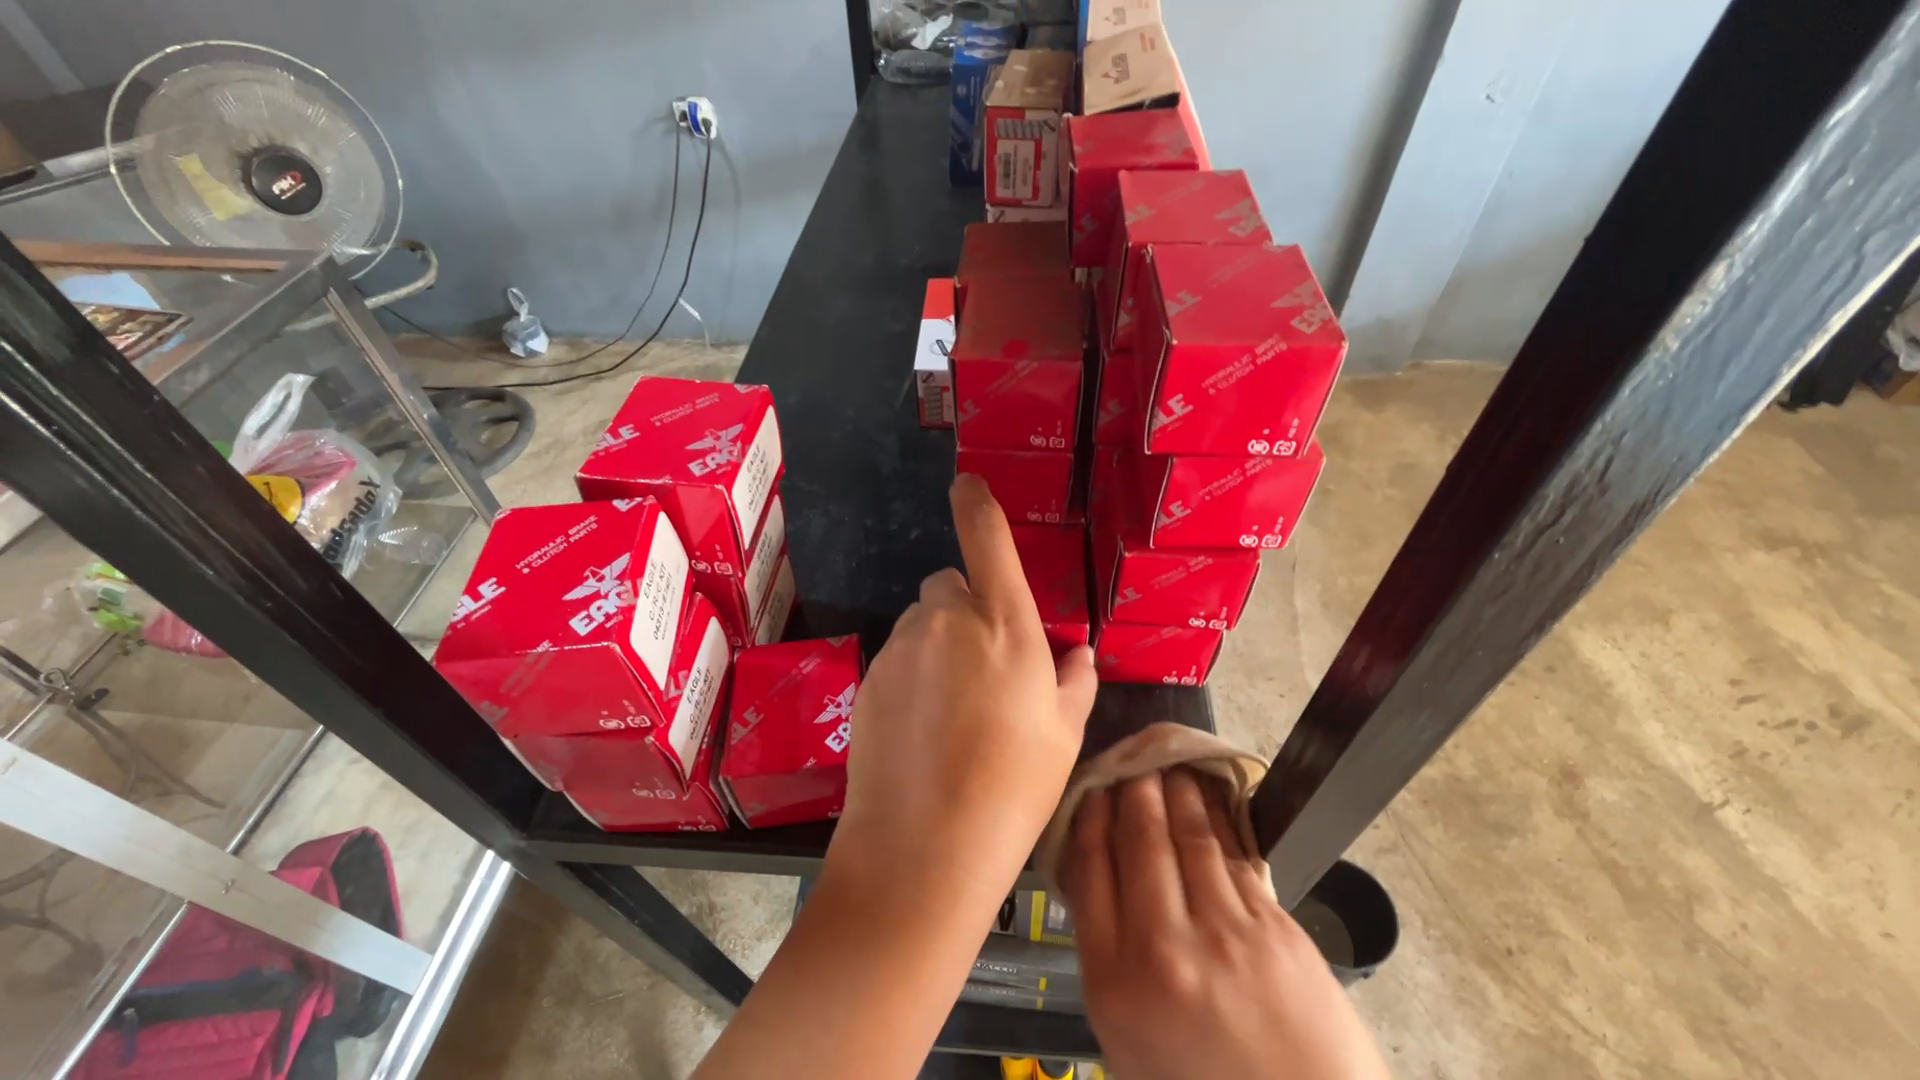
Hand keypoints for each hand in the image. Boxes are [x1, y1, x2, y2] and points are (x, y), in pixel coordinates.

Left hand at [828, 474, 1098, 901]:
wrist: (924, 844)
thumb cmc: (1014, 785)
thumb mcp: (1065, 734)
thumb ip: (1074, 681)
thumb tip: (1078, 655)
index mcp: (1003, 622)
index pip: (985, 537)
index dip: (975, 502)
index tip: (966, 483)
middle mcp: (945, 620)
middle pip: (950, 586)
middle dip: (967, 610)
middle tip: (987, 667)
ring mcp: (899, 649)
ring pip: (922, 625)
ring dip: (939, 645)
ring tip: (955, 710)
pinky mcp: (868, 680)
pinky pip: (898, 659)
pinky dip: (912, 677)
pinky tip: (924, 730)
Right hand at [1060, 769, 1391, 1079]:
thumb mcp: (1125, 1039)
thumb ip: (1106, 958)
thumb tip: (1099, 878)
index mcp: (1116, 982)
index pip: (1091, 872)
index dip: (1089, 821)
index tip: (1091, 793)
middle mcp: (1165, 947)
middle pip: (1139, 843)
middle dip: (1133, 791)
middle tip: (1130, 760)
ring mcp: (1227, 933)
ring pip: (1191, 837)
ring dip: (1176, 791)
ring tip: (1166, 763)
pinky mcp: (1275, 926)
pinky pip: (1235, 856)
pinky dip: (1219, 820)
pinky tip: (1210, 799)